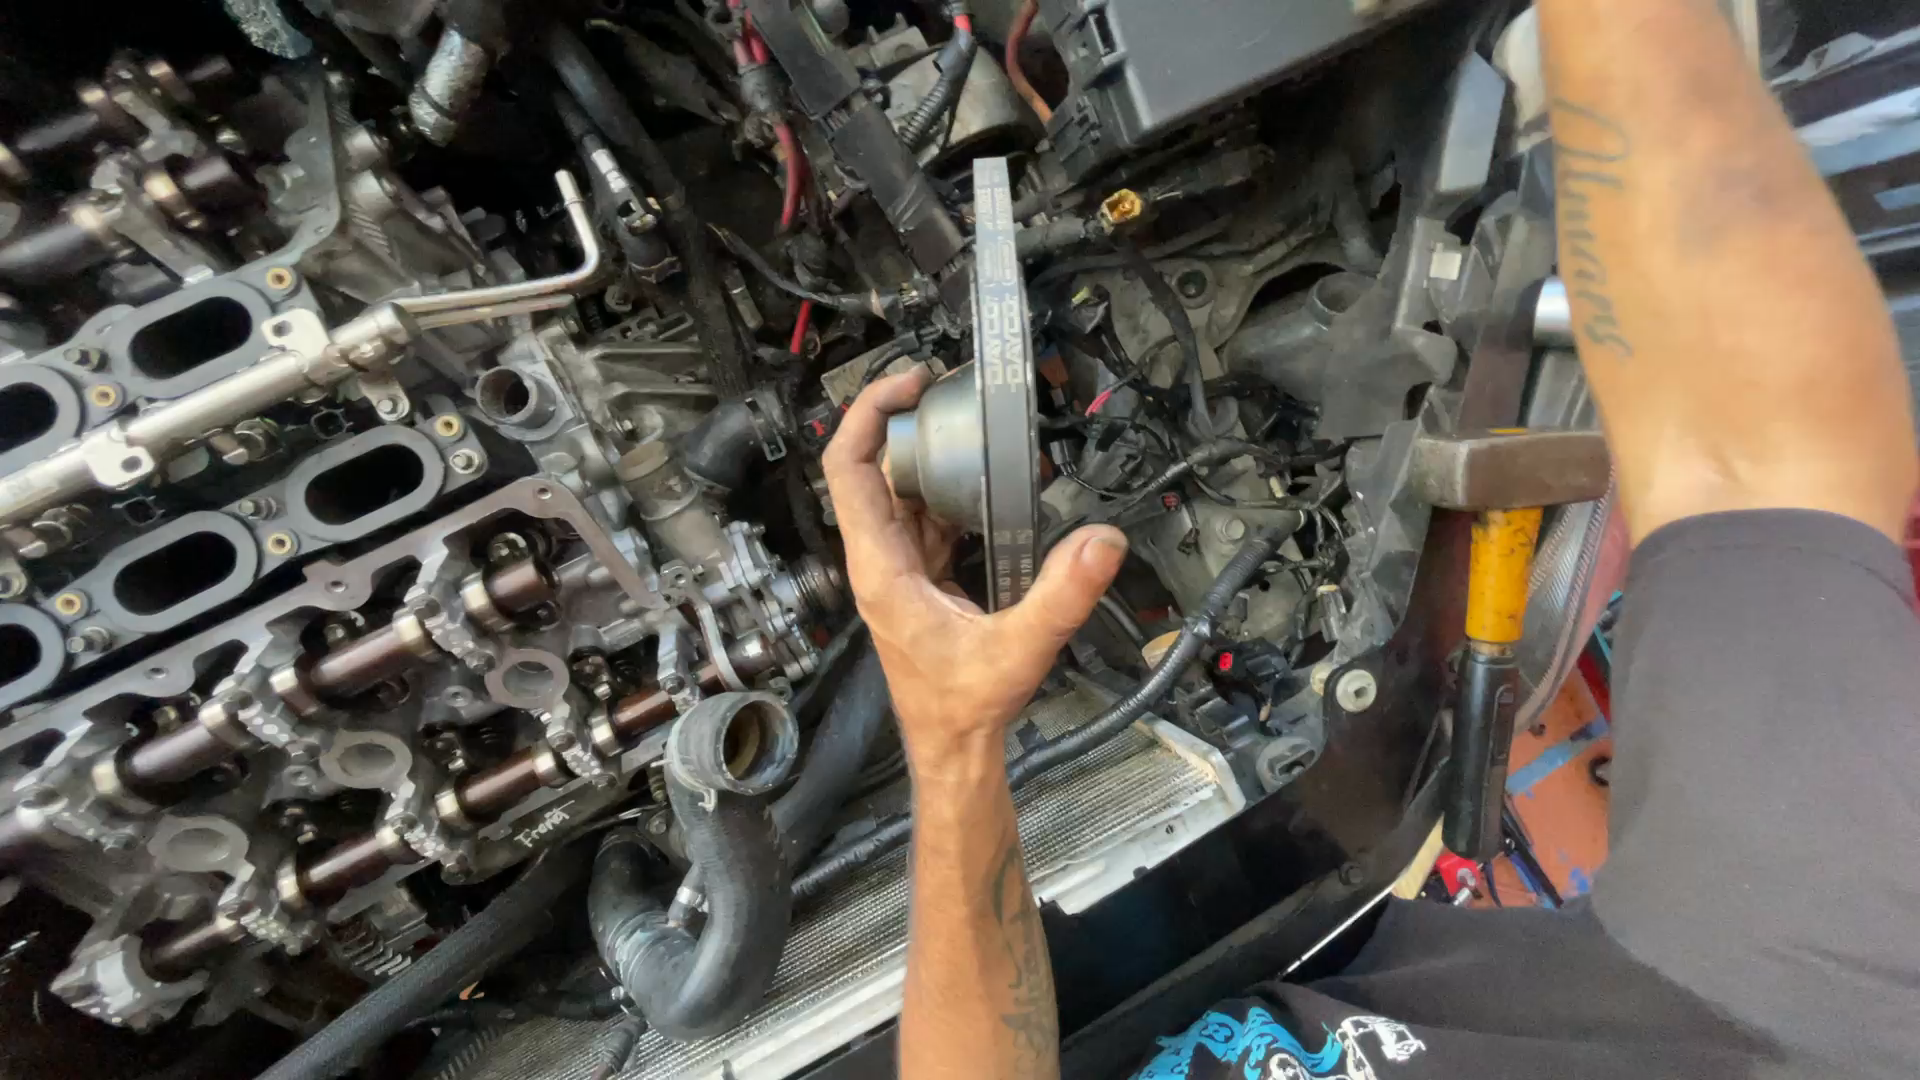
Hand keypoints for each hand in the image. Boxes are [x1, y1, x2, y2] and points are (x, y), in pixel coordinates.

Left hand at [822, 367, 1129, 784]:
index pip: (849, 471)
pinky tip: (986, 482)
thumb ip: (1062, 595)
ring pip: (902, 492)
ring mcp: (900, 566)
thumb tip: (1101, 543)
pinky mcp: (921, 575)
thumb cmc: (961, 706)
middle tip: (947, 393)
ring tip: (971, 426)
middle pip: (874, 470)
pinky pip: (928, 517)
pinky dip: (951, 491)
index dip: (868, 416)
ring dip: (931, 457)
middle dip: (905, 424)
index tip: (906, 386)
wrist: (953, 743)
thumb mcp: (1017, 649)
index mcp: (882, 568)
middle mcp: (883, 560)